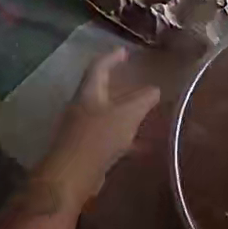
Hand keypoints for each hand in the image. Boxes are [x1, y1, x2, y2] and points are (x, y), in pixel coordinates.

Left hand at [39, 48, 160, 201]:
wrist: (72, 177)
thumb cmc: (98, 138)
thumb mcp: (127, 114)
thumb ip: (143, 100)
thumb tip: (155, 89)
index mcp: (89, 93)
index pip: (98, 67)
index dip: (111, 57)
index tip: (125, 51)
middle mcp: (82, 107)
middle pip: (100, 90)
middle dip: (119, 85)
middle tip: (137, 81)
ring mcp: (81, 129)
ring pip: (105, 114)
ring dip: (123, 111)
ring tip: (144, 112)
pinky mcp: (85, 149)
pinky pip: (108, 135)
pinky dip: (125, 135)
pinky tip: (141, 145)